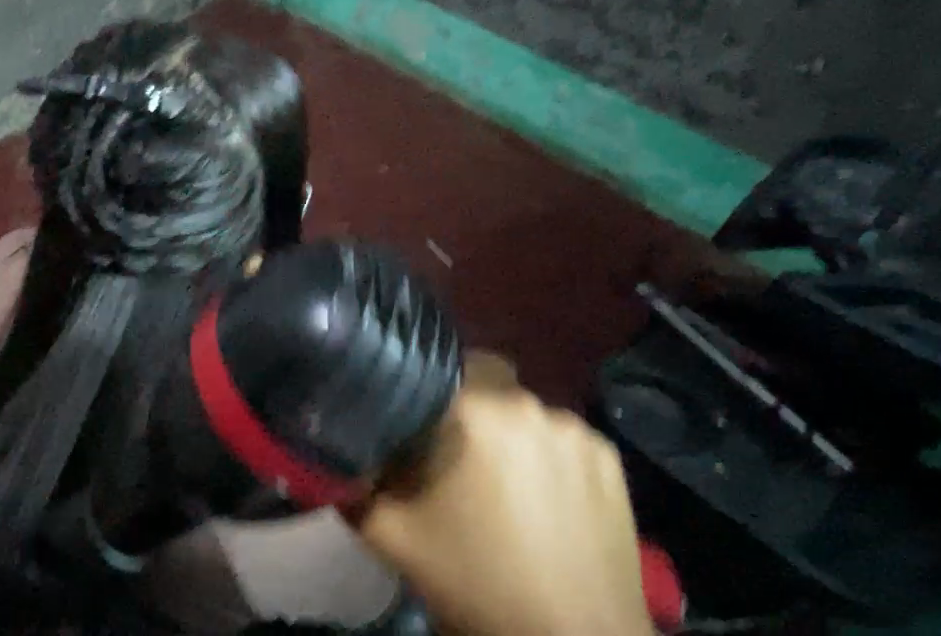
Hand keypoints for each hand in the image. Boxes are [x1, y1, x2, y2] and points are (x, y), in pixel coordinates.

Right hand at [348, 379, 653, 635]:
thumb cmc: (475, 578)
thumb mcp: (389, 533)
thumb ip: (351, 483)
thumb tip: (328, 452)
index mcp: (474, 410)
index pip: (441, 362)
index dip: (423, 387)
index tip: (412, 420)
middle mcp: (530, 406)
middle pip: (485, 383)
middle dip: (467, 410)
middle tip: (450, 454)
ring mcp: (577, 432)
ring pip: (524, 412)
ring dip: (509, 434)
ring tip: (498, 482)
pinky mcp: (612, 461)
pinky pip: (563, 439)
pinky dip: (548, 457)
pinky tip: (541, 498)